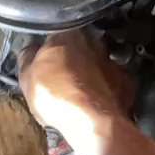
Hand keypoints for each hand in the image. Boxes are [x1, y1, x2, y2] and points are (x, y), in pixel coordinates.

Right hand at [20, 31, 132, 154]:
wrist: (89, 120)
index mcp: (67, 34)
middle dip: (74, 59)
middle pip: (81, 48)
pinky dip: (107, 89)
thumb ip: (28, 58)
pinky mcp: (127, 81)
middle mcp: (94, 42)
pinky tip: (98, 103)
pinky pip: (113, 82)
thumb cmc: (55, 94)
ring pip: (99, 64)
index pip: (56, 35)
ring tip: (81, 93)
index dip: (50, 50)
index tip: (46, 62)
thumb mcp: (27, 77)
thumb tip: (30, 50)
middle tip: (63, 78)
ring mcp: (113, 61)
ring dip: (91, 74)